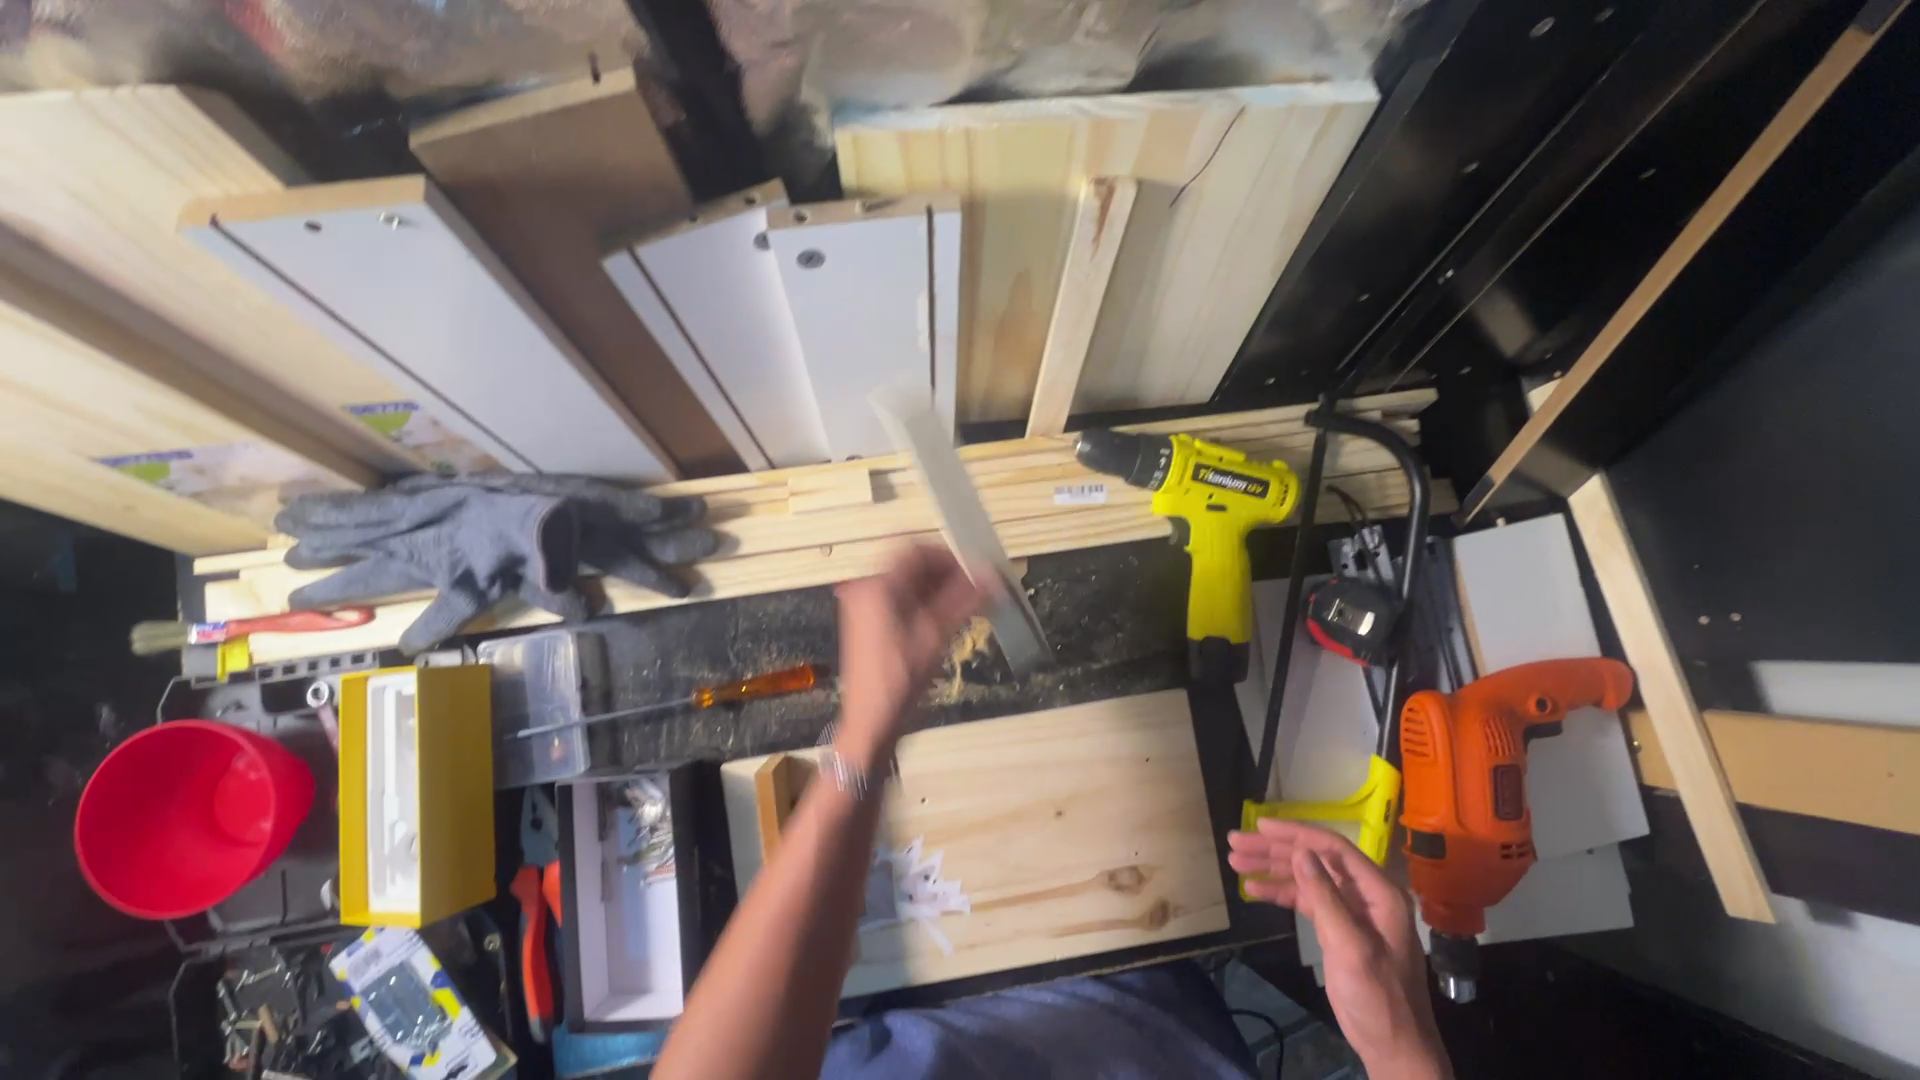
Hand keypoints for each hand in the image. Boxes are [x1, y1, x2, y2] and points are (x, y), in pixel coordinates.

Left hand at [833, 545, 986, 766]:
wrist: (871, 724)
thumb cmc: (901, 681)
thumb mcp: (937, 637)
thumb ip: (966, 600)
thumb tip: (995, 574)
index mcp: (877, 586)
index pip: (914, 549)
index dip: (947, 555)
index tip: (974, 572)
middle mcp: (867, 589)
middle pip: (911, 564)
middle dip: (946, 573)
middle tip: (976, 590)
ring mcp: (866, 607)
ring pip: (909, 583)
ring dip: (939, 589)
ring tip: (968, 607)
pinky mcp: (871, 624)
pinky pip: (902, 600)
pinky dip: (927, 604)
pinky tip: (948, 620)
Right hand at [1227, 820, 1450, 1079]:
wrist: (1395, 1048)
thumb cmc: (1378, 998)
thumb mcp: (1351, 946)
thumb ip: (1325, 897)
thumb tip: (1300, 852)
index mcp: (1378, 893)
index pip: (1333, 848)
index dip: (1295, 834)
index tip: (1259, 825)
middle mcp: (1365, 895)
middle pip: (1314, 860)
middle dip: (1274, 850)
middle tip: (1236, 842)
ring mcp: (1351, 912)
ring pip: (1306, 878)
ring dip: (1271, 869)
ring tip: (1235, 861)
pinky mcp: (1337, 929)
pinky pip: (1305, 900)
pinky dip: (1279, 893)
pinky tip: (1253, 890)